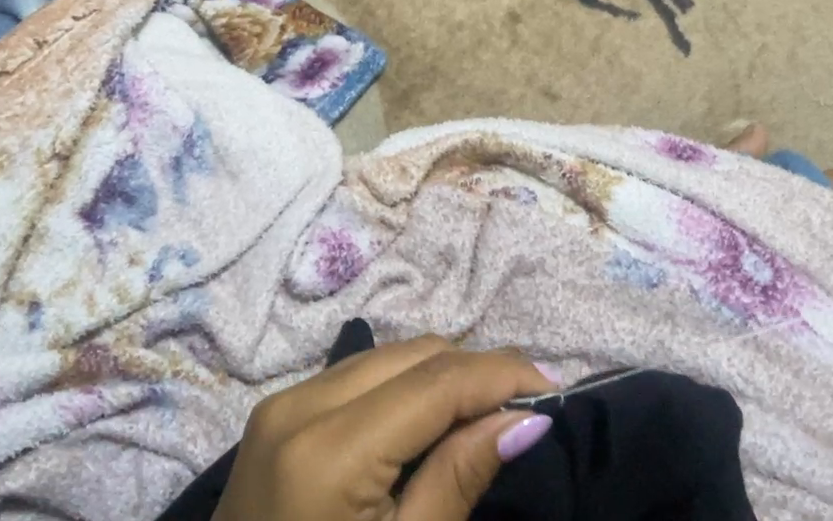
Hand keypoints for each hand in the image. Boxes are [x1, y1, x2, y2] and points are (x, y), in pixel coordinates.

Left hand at [213, 336, 557, 520]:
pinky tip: (432, 416)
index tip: (555, 386)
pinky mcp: (277, 410)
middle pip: (413, 354)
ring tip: (488, 410)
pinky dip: (404, 382)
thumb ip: (458, 478)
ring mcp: (282, 401)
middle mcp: (299, 403)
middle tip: (528, 405)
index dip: (501, 374)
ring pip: (387, 355)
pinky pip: (358, 373)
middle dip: (476, 370)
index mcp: (327, 450)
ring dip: (442, 373)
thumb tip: (527, 417)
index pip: (436, 381)